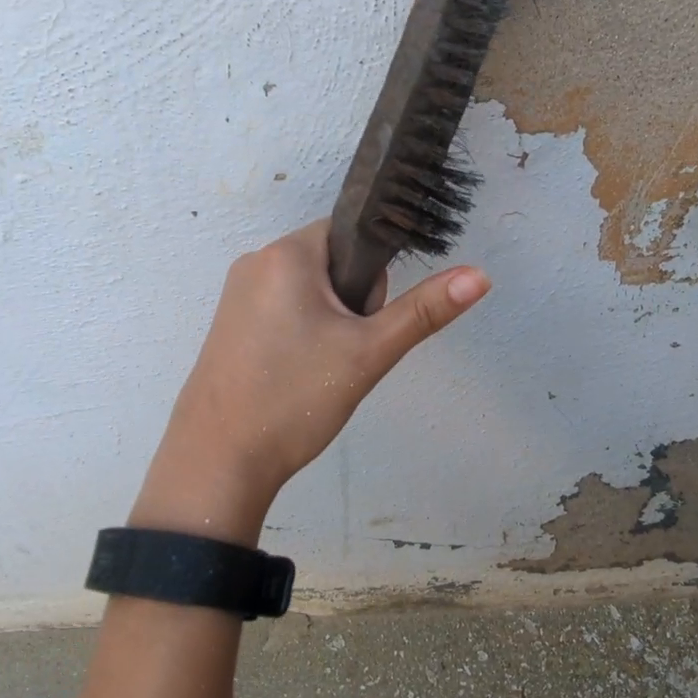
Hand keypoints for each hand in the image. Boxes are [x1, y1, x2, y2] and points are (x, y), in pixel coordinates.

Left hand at [130, 220, 490, 544]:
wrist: (217, 464)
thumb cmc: (294, 398)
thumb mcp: (369, 353)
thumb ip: (425, 310)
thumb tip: (481, 275)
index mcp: (286, 254)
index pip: (352, 234)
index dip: (371, 275)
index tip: (365, 317)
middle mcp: (256, 262)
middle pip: (332, 263)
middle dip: (351, 303)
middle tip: (343, 352)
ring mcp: (236, 294)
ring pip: (309, 290)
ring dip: (329, 321)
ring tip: (320, 369)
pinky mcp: (228, 325)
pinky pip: (282, 310)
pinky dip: (301, 334)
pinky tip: (298, 374)